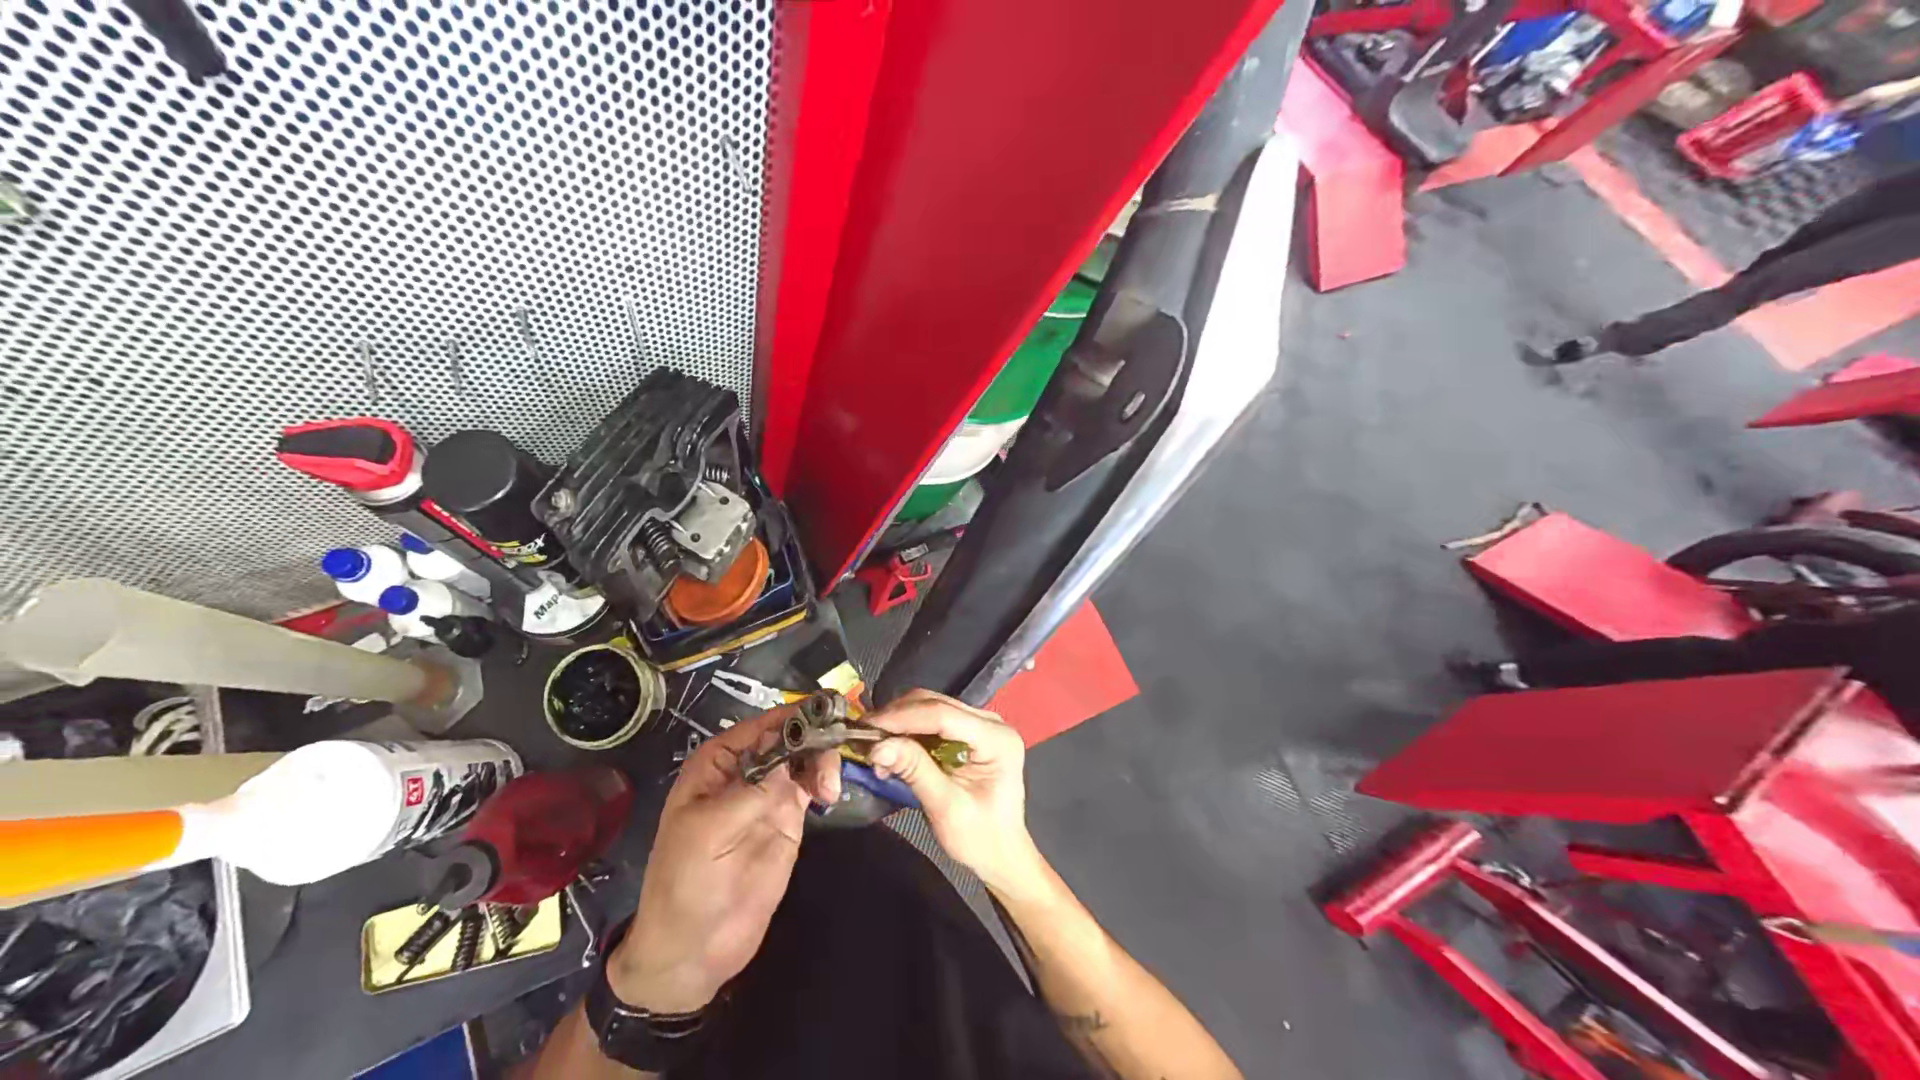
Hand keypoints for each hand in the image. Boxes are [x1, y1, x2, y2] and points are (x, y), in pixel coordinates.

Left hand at [607, 704, 838, 1012]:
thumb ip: (749, 793)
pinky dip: (827, 780)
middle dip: (816, 735)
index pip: (761, 726)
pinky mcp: (789, 818)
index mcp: (717, 763)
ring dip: (824, 759)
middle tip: (834, 754)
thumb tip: (789, 758)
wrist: (692, 948)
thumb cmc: (685, 884)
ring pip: (806, 756)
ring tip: (829, 787)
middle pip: (790, 735)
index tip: (828, 712)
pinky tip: (830, 794)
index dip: (793, 715)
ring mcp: (769, 793)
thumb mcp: (708, 833)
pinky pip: (813, 784)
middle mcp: (746, 770)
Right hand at [865, 690, 1045, 898]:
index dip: (903, 717)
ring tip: (875, 743)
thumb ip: (915, 771)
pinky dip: (909, 729)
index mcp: (996, 739)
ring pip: (931, 706)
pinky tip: (892, 745)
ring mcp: (981, 724)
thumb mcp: (946, 808)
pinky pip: (933, 719)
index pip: (943, 715)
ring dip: (900, 721)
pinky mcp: (968, 731)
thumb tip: (878, 746)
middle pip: (936, 704)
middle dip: (898, 717)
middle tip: (865, 736)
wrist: (1000, 852)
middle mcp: (991, 723)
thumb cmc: (979, 837)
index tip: (869, 727)